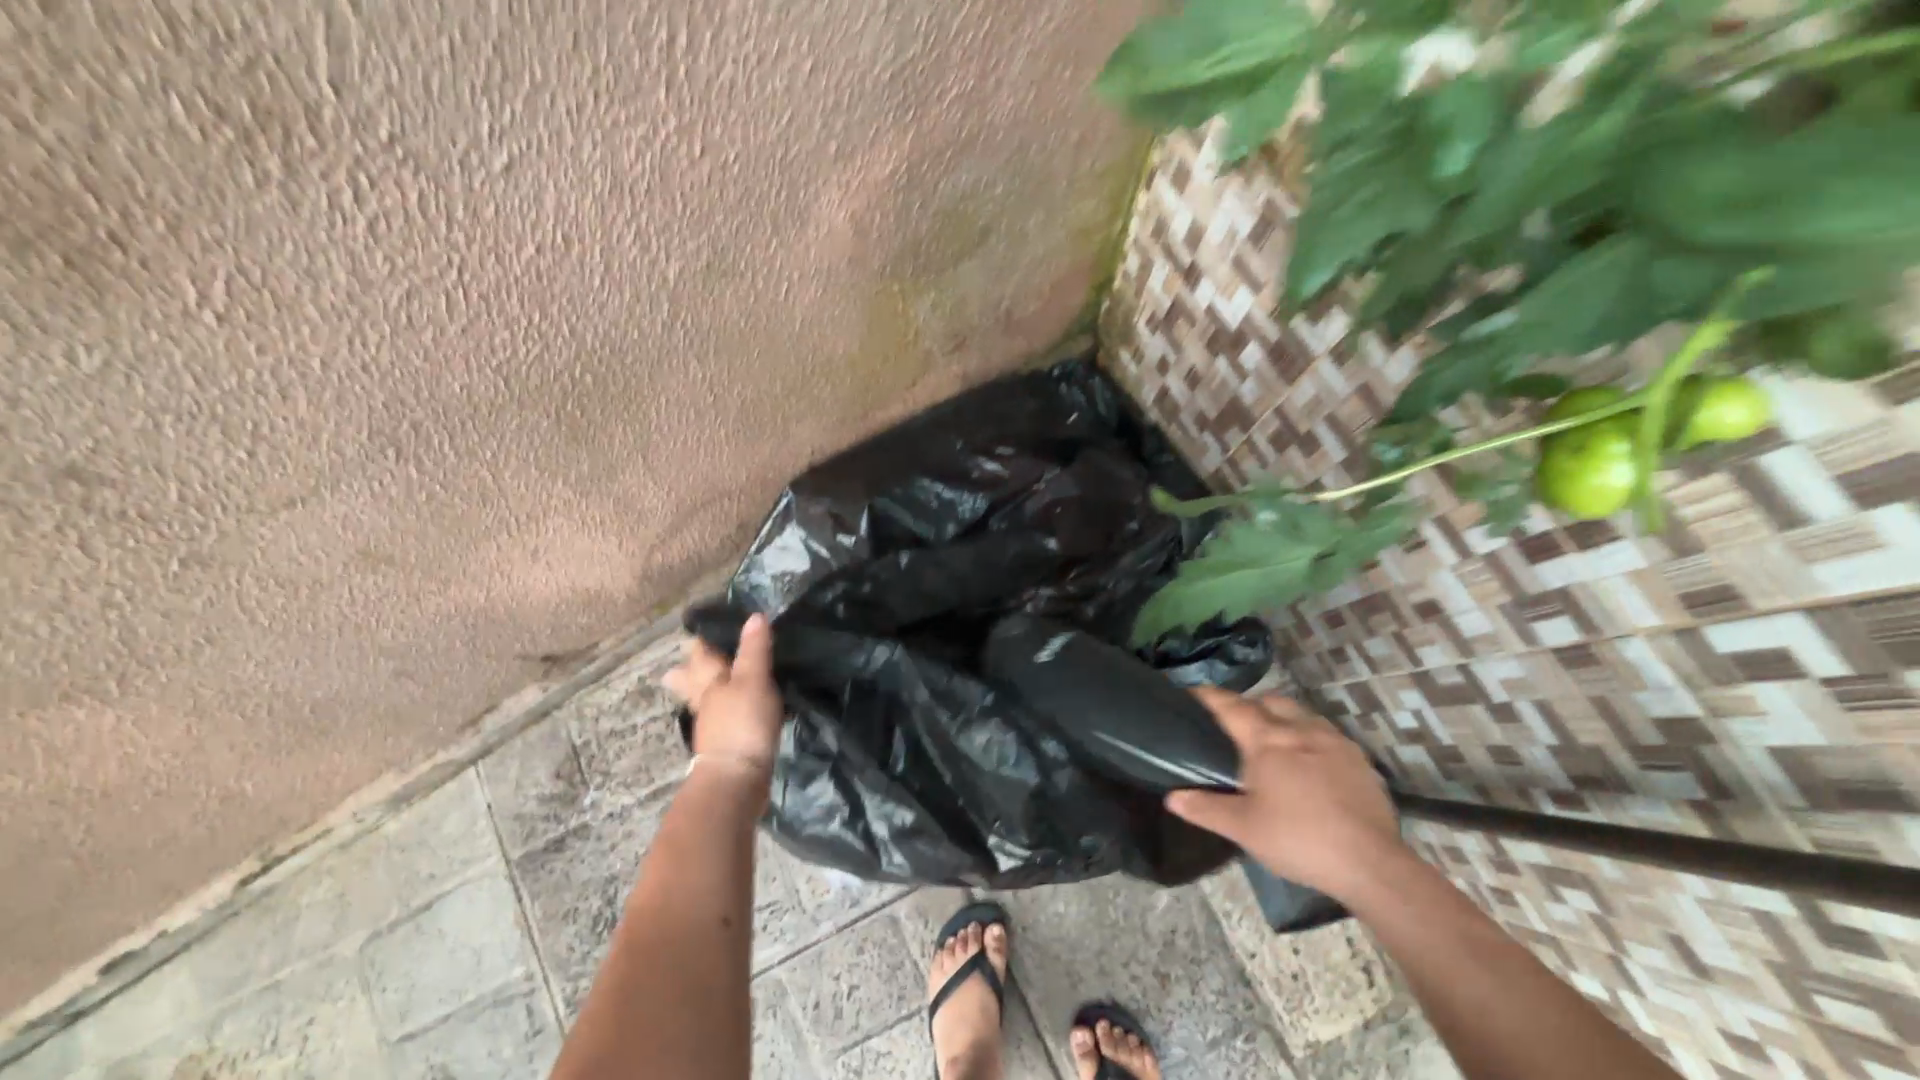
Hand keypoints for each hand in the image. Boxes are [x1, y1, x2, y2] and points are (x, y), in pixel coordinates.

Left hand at [662, 614, 784, 776]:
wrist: (736, 779)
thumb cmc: (742, 723)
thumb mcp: (753, 680)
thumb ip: (754, 649)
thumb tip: (755, 616)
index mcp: (707, 680)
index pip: (700, 653)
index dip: (701, 640)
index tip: (703, 629)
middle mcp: (704, 700)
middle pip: (689, 680)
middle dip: (687, 670)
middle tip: (683, 661)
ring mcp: (712, 725)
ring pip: (703, 701)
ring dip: (706, 692)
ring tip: (712, 685)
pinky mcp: (726, 745)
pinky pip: (723, 720)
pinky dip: (728, 713)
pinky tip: (738, 714)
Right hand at [1165, 688, 1407, 901]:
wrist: (1369, 862)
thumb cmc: (1298, 839)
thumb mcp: (1243, 829)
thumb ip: (1206, 809)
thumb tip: (1172, 797)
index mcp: (1268, 742)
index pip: (1232, 707)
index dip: (1210, 697)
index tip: (1193, 692)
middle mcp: (1301, 731)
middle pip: (1270, 701)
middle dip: (1249, 704)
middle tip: (1234, 724)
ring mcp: (1335, 742)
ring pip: (1302, 714)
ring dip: (1282, 717)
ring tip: (1272, 739)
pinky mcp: (1360, 759)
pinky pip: (1327, 734)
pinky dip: (1309, 736)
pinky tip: (1309, 761)